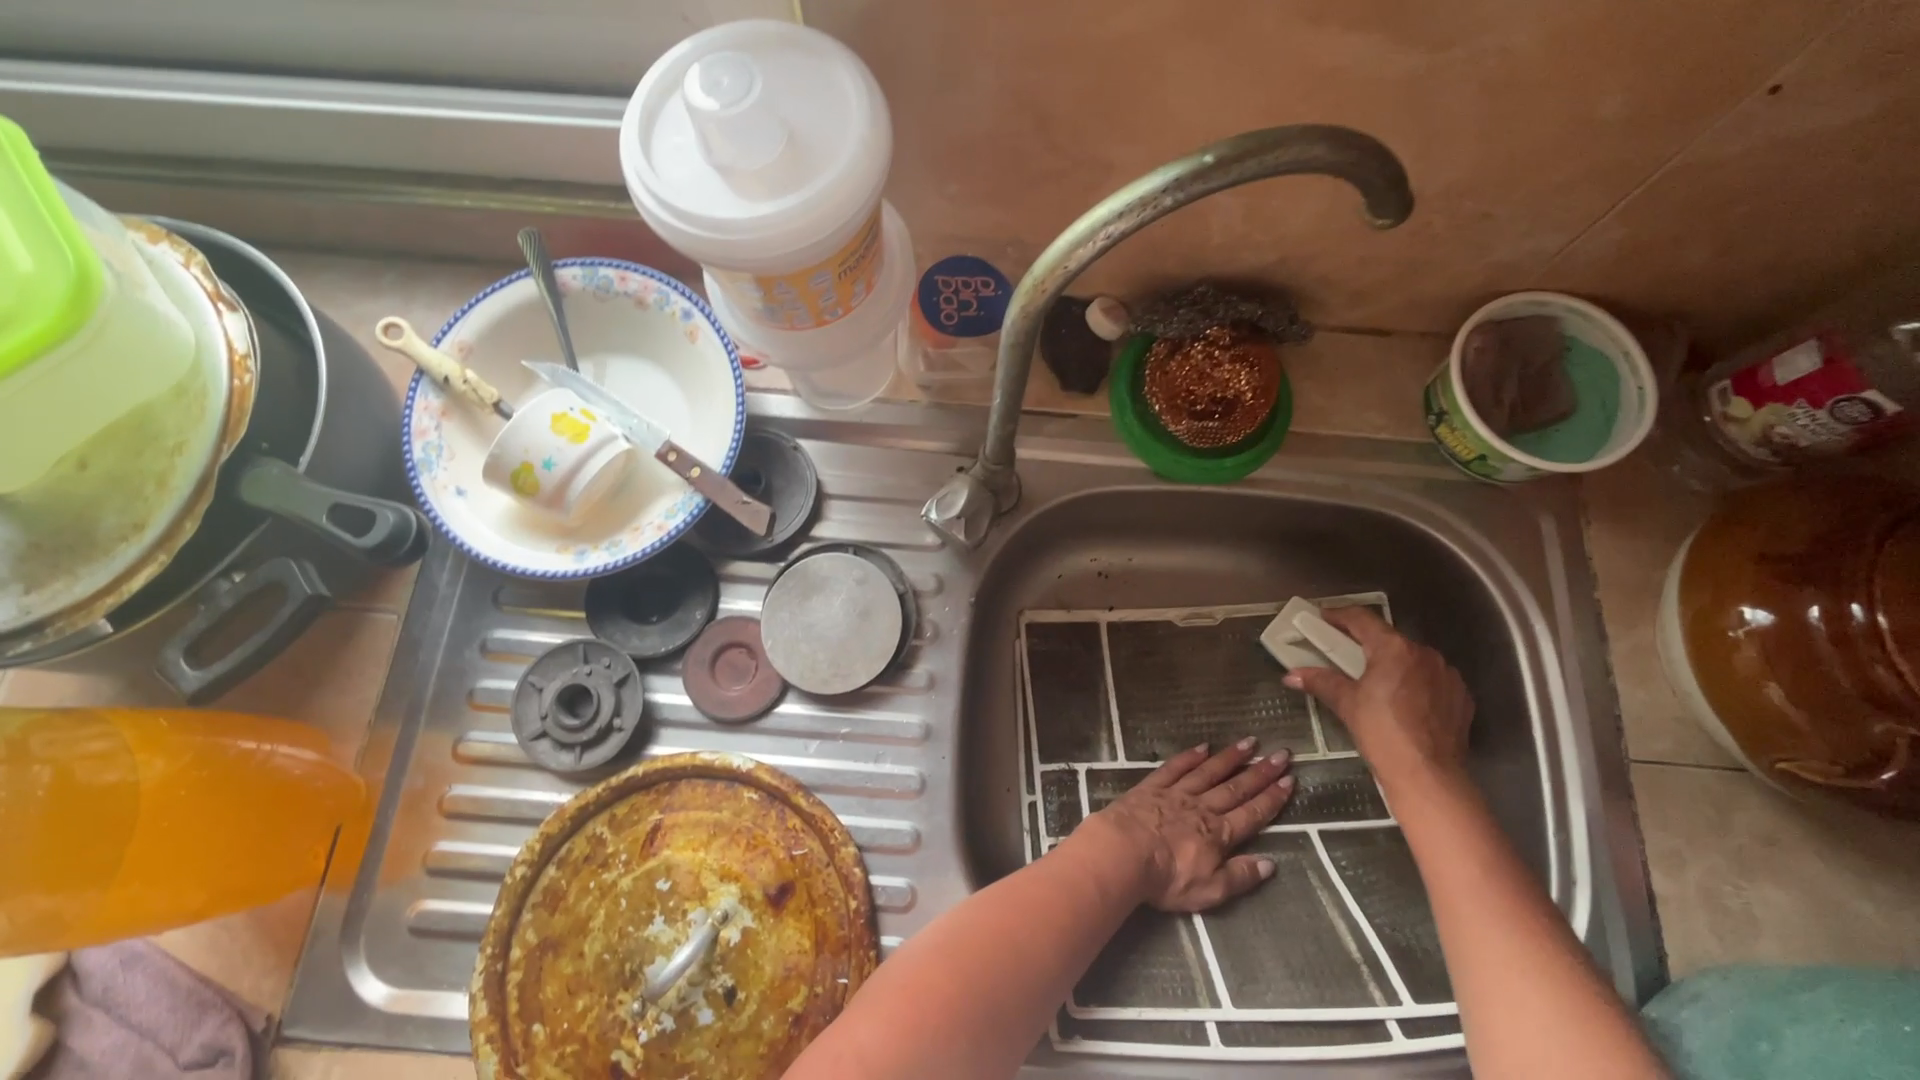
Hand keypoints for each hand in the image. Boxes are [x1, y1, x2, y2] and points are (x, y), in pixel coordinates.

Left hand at [1073, 739, 1294, 912]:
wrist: (1122, 854)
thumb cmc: (1166, 878)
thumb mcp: (1210, 890)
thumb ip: (1240, 876)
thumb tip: (1270, 864)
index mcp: (1218, 834)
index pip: (1252, 814)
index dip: (1273, 798)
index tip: (1290, 779)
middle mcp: (1202, 808)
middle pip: (1236, 788)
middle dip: (1261, 772)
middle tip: (1282, 753)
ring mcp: (1176, 794)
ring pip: (1209, 772)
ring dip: (1231, 757)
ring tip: (1250, 742)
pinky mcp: (1150, 788)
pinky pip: (1174, 768)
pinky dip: (1190, 756)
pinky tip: (1202, 746)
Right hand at [1284, 607, 1472, 790]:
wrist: (1428, 775)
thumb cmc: (1382, 733)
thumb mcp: (1346, 704)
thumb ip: (1321, 682)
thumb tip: (1291, 675)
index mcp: (1394, 649)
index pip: (1363, 620)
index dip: (1340, 616)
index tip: (1324, 617)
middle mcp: (1425, 654)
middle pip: (1390, 640)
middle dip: (1367, 645)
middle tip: (1346, 655)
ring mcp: (1448, 675)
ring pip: (1414, 660)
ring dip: (1394, 665)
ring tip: (1378, 684)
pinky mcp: (1461, 697)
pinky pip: (1434, 680)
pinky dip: (1417, 684)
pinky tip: (1405, 703)